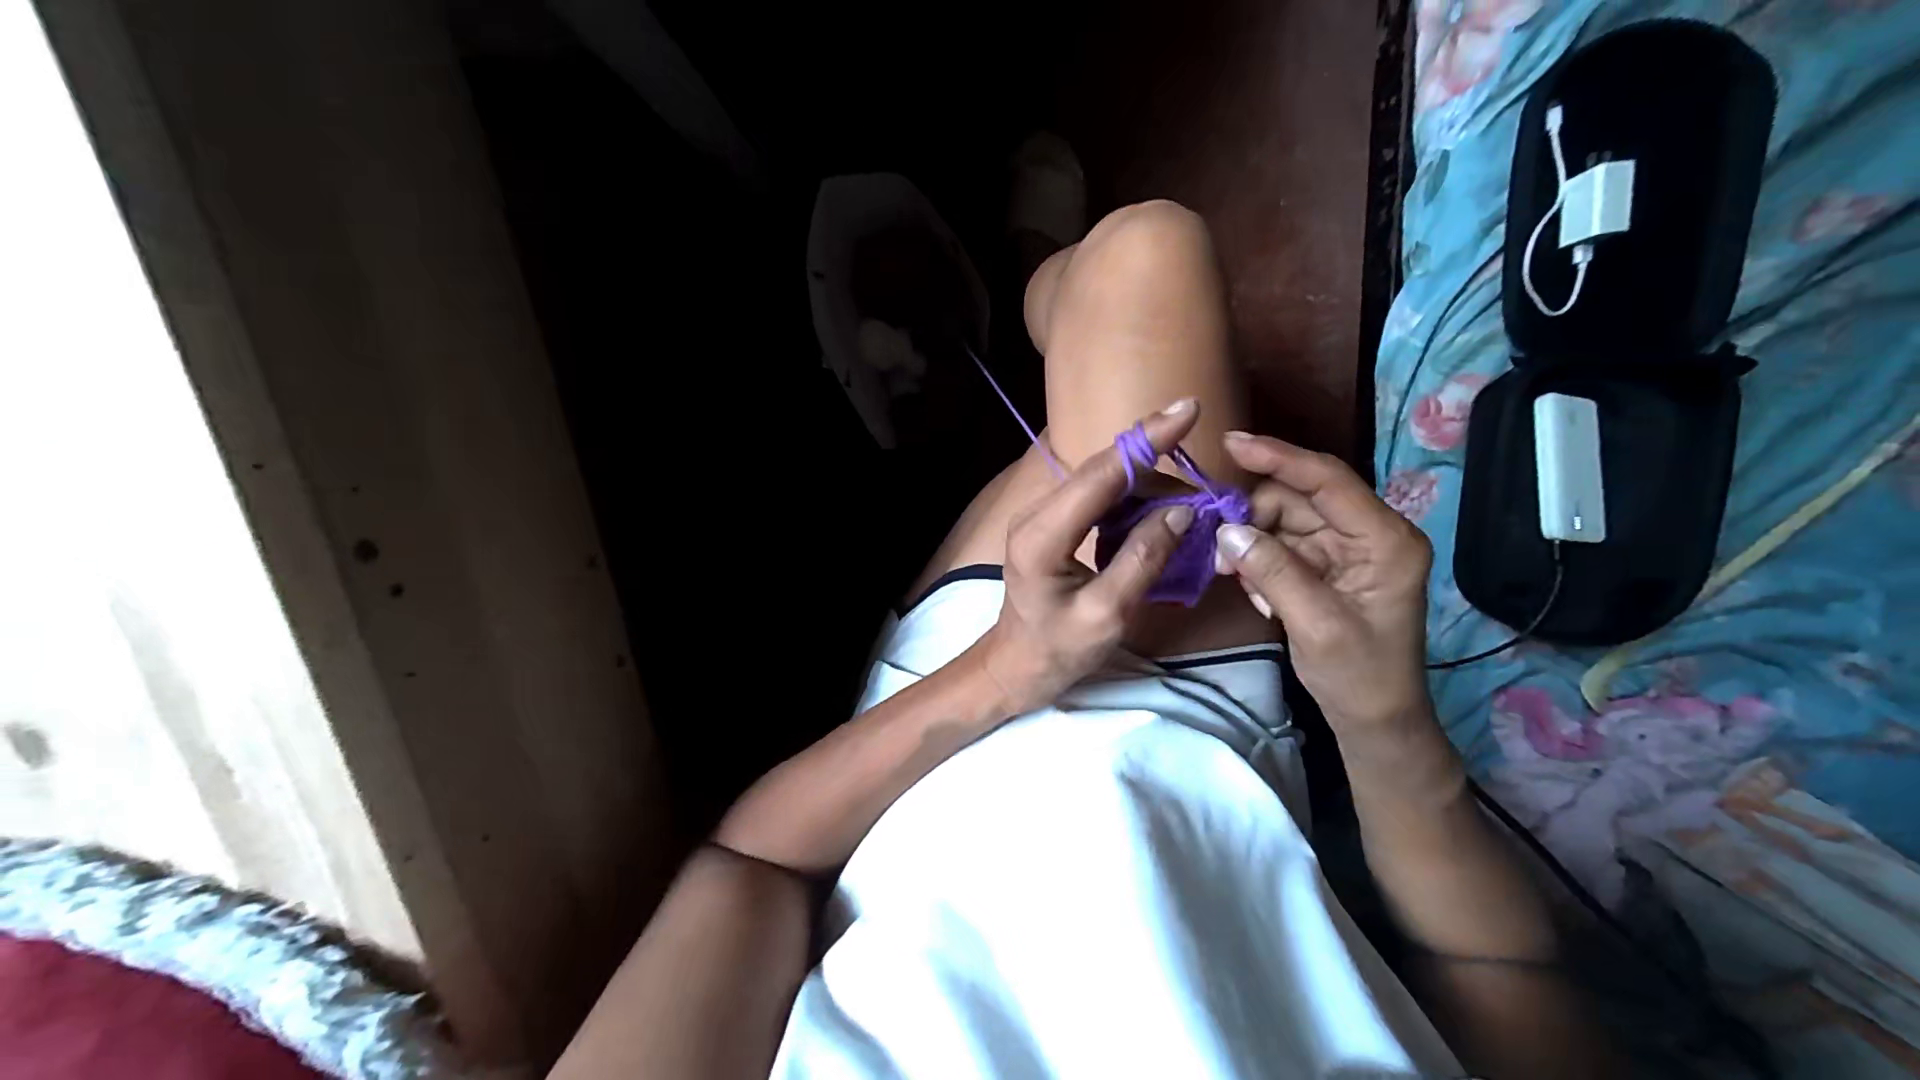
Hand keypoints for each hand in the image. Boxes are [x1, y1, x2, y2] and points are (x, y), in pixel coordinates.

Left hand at [977, 399, 1202, 713]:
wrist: (1017, 663)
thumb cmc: (1058, 649)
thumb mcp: (1107, 615)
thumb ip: (1142, 560)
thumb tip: (1181, 512)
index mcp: (1042, 536)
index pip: (1101, 475)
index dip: (1146, 441)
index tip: (1188, 409)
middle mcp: (1036, 513)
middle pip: (1103, 472)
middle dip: (1156, 468)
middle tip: (1204, 489)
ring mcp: (1041, 515)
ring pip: (1103, 483)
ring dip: (1147, 489)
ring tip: (1188, 512)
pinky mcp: (1052, 522)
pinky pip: (1098, 499)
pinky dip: (1132, 503)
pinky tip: (1159, 518)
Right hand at [1213, 432, 1433, 731]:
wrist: (1374, 718)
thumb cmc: (1359, 675)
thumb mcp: (1316, 624)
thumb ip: (1273, 571)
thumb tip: (1227, 530)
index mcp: (1385, 539)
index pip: (1327, 480)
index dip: (1278, 457)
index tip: (1231, 443)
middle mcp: (1367, 533)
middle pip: (1297, 497)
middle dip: (1253, 516)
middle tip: (1217, 548)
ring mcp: (1344, 549)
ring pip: (1282, 520)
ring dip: (1251, 542)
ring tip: (1235, 578)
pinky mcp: (1325, 565)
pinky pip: (1280, 544)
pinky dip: (1259, 562)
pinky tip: (1258, 595)